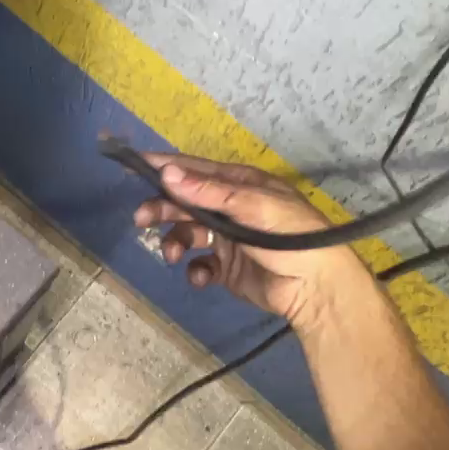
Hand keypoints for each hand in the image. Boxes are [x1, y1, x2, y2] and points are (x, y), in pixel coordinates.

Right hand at [132, 153, 377, 332]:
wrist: (316, 286)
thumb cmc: (290, 236)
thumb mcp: (251, 207)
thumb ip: (208, 193)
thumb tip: (166, 172)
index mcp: (238, 185)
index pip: (194, 170)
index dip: (163, 167)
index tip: (132, 163)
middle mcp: (229, 208)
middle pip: (184, 203)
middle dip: (162, 209)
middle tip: (141, 220)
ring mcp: (227, 239)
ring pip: (187, 234)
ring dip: (174, 242)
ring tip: (172, 256)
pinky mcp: (227, 268)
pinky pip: (199, 265)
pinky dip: (195, 271)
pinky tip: (202, 278)